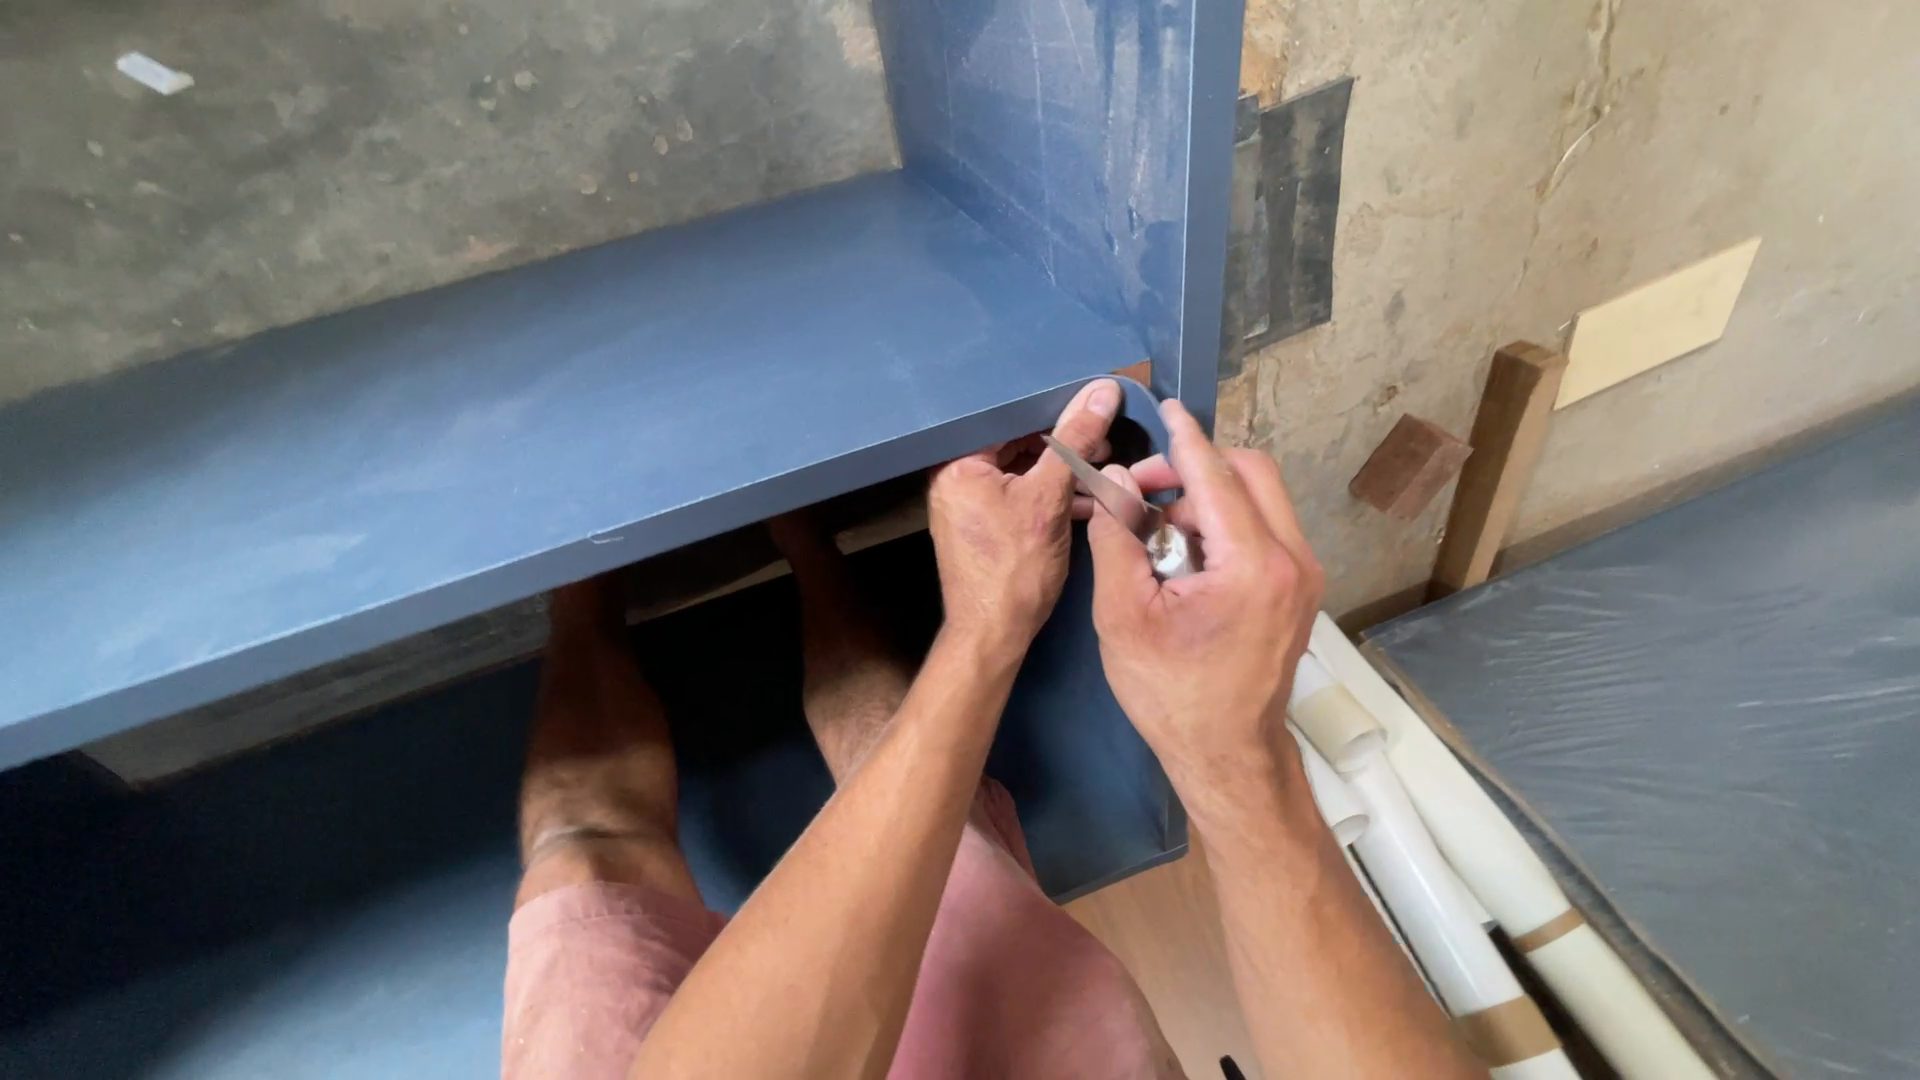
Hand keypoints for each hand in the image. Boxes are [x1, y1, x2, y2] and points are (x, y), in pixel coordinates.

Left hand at [927, 379, 1120, 651]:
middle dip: (1064, 443)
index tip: (1095, 406)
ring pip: (1022, 471)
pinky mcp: (984, 525)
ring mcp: (968, 503)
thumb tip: (1103, 391)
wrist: (994, 634)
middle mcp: (955, 477)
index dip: (1055, 409)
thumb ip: (1074, 441)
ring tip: (1104, 466)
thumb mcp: (1050, 498)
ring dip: (1064, 470)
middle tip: (1105, 440)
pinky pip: (1020, 496)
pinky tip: (1089, 498)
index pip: (1009, 417)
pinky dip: (1051, 496)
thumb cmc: (1016, 567)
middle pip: (1016, 443)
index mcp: (958, 463)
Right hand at [1085, 399, 1324, 828]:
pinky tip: (1184, 552)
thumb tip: (1111, 484)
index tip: (1163, 408)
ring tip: (1155, 528)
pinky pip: (1263, 528)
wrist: (1226, 754)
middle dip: (1196, 465)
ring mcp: (1303, 575)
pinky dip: (1223, 522)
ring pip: (1260, 498)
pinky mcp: (1298, 589)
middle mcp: (1292, 559)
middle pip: (1251, 473)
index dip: (1184, 438)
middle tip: (1143, 488)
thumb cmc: (1170, 692)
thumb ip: (1115, 539)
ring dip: (1207, 495)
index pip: (1216, 475)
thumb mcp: (1123, 615)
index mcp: (1252, 564)